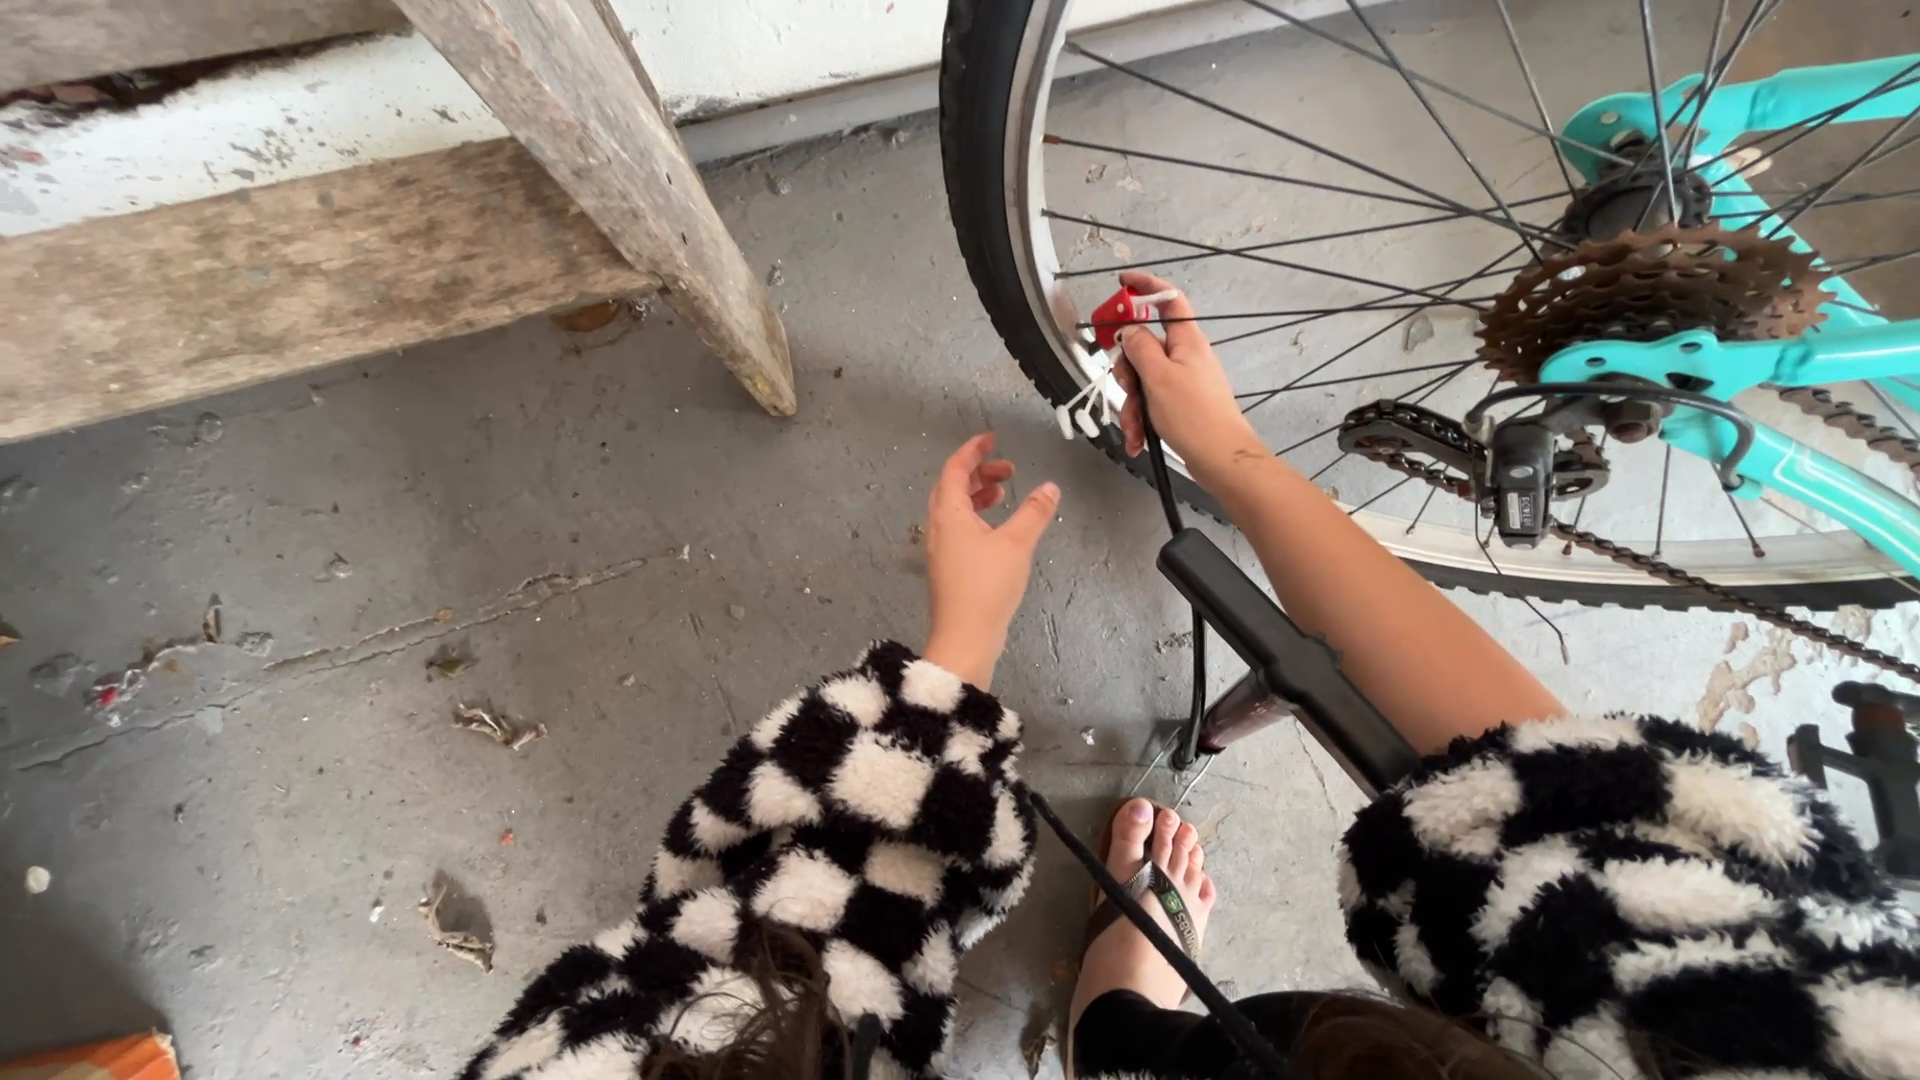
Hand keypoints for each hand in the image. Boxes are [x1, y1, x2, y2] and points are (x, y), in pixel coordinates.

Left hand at [922, 434, 1059, 689]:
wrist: (965, 638)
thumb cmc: (986, 586)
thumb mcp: (1017, 544)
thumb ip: (1034, 512)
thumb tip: (1050, 487)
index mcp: (949, 514)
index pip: (955, 469)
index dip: (973, 451)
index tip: (991, 439)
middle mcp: (938, 527)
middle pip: (952, 487)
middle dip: (978, 472)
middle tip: (1008, 469)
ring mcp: (940, 548)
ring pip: (955, 509)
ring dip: (978, 495)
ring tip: (1004, 493)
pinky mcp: (948, 567)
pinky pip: (958, 528)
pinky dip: (976, 516)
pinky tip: (998, 529)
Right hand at [1111, 270, 1266, 479]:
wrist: (1221, 459)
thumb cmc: (1193, 415)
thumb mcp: (1158, 377)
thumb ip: (1139, 347)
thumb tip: (1128, 329)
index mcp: (1185, 341)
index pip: (1167, 300)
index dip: (1146, 286)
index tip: (1122, 283)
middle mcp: (1185, 357)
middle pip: (1144, 348)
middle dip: (1127, 372)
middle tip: (1127, 388)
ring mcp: (1182, 381)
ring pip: (1143, 380)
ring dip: (1132, 404)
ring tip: (1135, 428)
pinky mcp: (1179, 404)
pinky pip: (1151, 403)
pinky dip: (1141, 420)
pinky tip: (1138, 440)